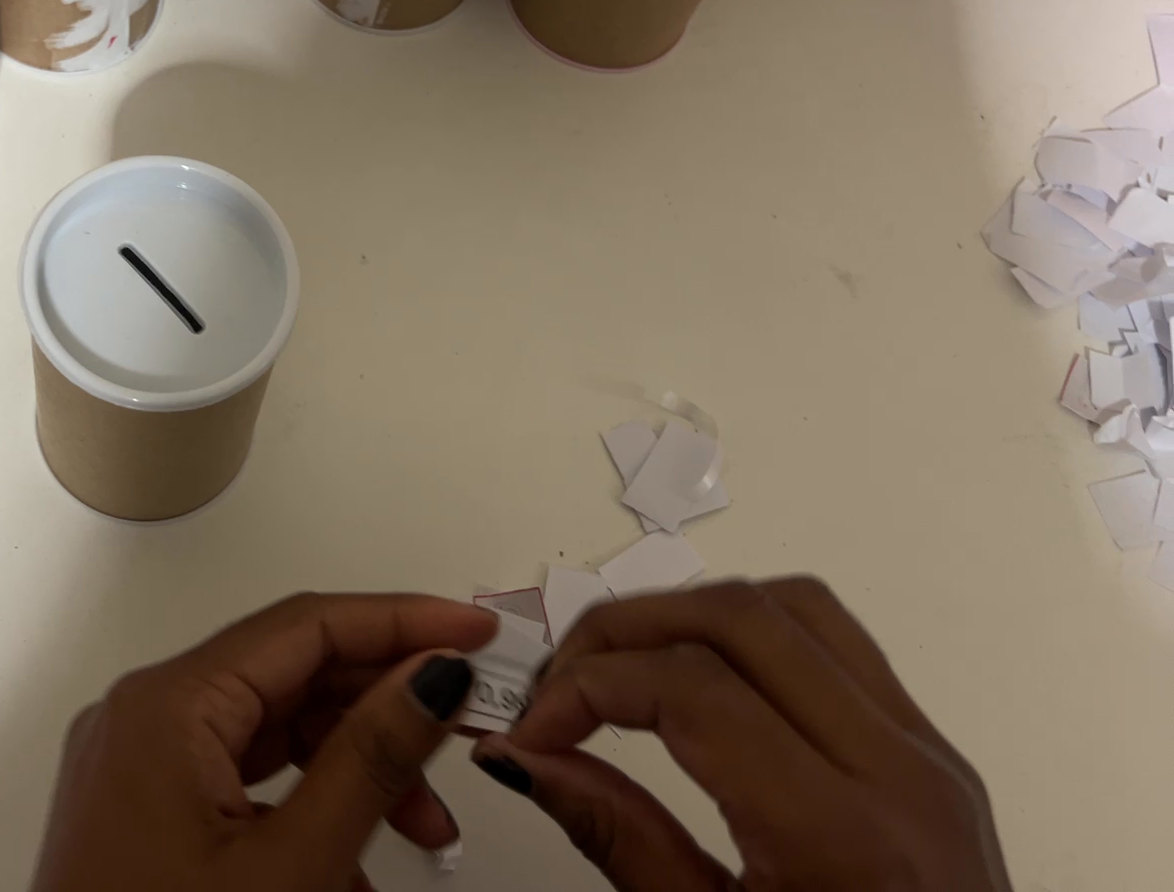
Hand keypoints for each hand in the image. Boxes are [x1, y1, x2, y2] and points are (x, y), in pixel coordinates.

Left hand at [29, 593, 498, 891]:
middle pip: (288, 671)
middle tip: (461, 713)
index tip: (467, 629)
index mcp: (165, 705)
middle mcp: (146, 714)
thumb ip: (367, 760)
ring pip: (272, 724)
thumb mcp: (289, 869)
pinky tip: (359, 849)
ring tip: (426, 815)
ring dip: (353, 758)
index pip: (302, 626)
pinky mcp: (151, 800)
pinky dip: (307, 795)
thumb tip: (430, 677)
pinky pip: (245, 771)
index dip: (394, 619)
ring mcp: (144, 758)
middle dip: (381, 696)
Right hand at [472, 577, 1012, 891]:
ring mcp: (927, 749)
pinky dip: (739, 626)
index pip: (691, 689)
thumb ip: (612, 832)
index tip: (532, 730)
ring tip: (622, 667)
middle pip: (735, 618)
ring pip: (787, 602)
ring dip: (682, 613)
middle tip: (561, 681)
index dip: (587, 688)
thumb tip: (515, 754)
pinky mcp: (927, 744)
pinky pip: (825, 634)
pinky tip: (695, 672)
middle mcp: (902, 771)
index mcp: (848, 840)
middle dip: (620, 629)